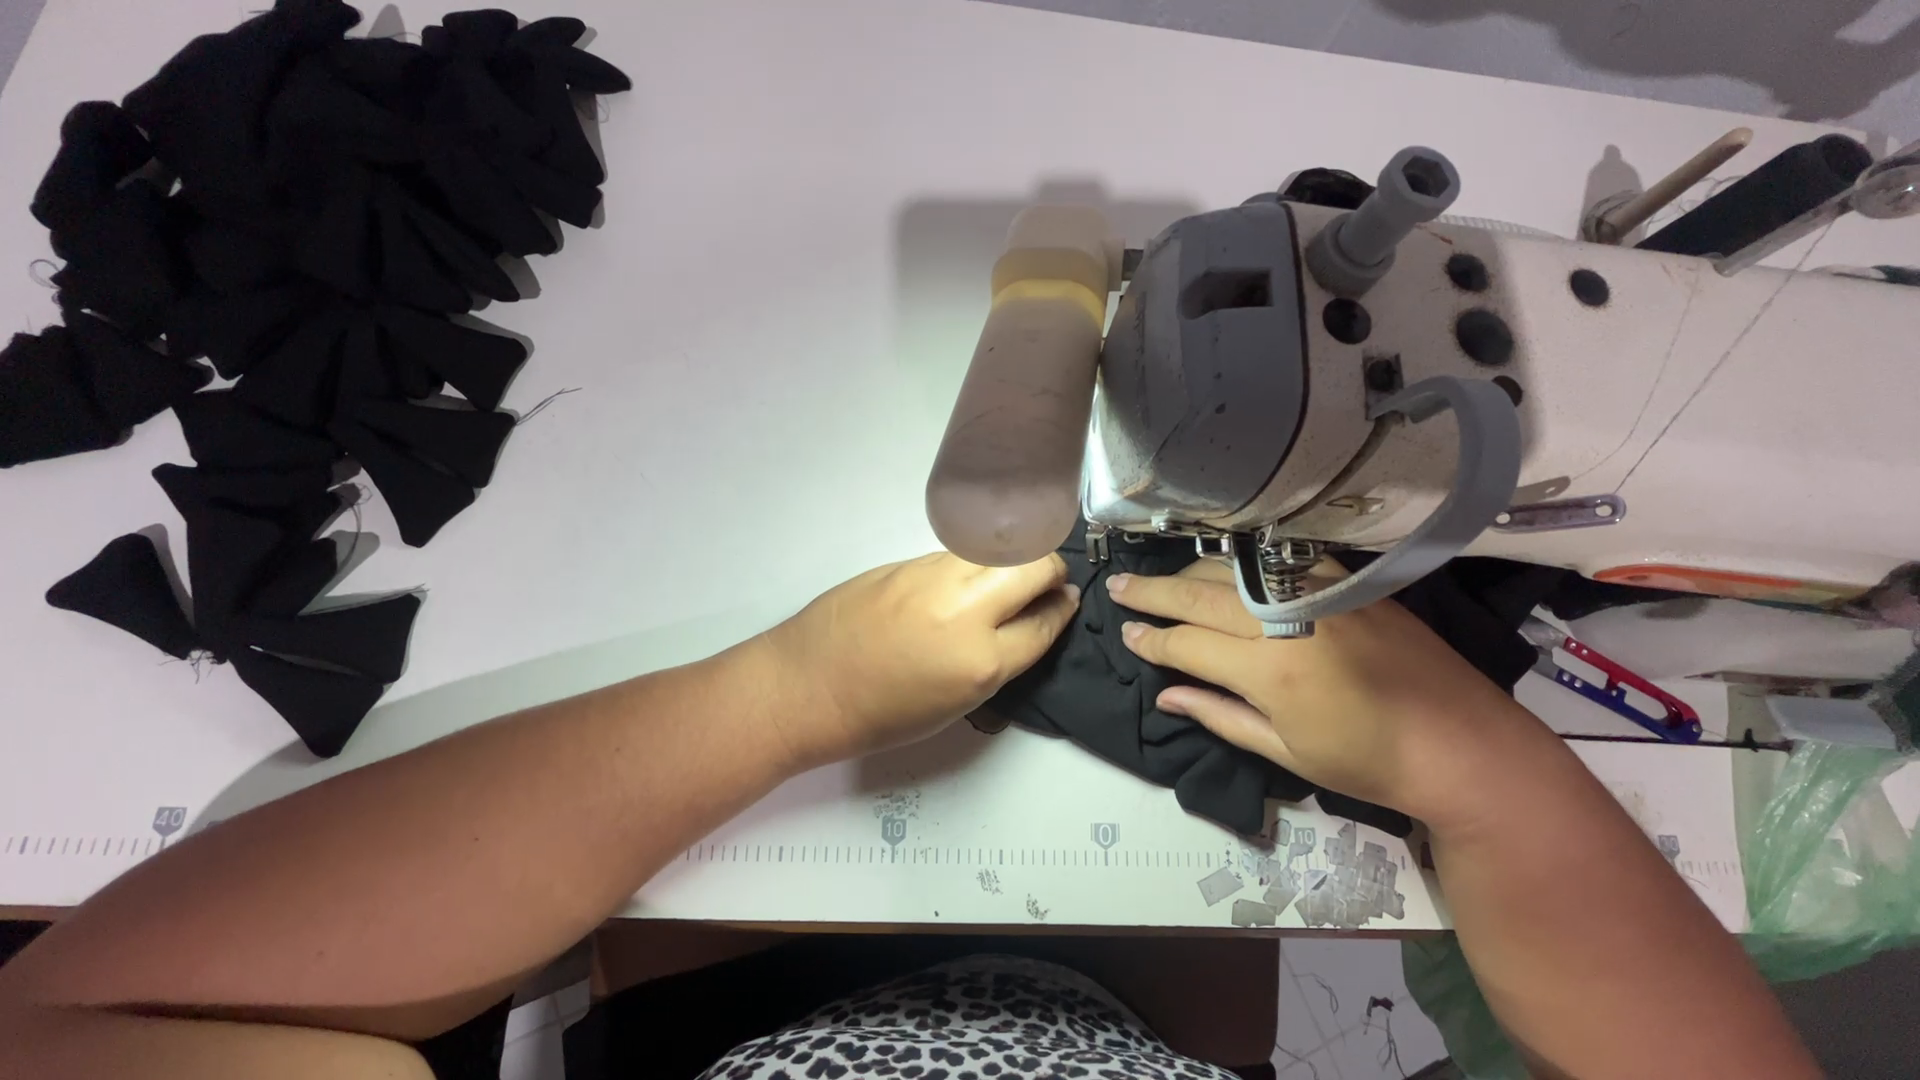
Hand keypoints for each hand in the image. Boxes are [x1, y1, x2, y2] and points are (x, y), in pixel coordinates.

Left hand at [755, 553, 1079, 768]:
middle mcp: (967, 611)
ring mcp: (934, 578)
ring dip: (1015, 558)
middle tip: (1048, 581)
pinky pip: (960, 554)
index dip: (1062, 611)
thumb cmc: (881, 714)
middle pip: (1034, 568)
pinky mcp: (907, 562)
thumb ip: (997, 660)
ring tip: (1011, 573)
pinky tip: (969, 576)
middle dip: (1051, 572)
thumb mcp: (956, 704)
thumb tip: (1024, 625)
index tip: (1067, 601)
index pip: (1045, 624)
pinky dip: (976, 561)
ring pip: (998, 550)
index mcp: (982, 662)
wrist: (808, 686)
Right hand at [1108, 559, 1551, 829]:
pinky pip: (1279, 563)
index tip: (1125, 633)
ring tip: (1159, 578)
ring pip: (1235, 573)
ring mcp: (1319, 594)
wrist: (1464, 745)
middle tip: (1118, 586)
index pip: (1189, 645)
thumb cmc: (1369, 763)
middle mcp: (1288, 621)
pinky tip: (1223, 564)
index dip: (1152, 640)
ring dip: (1190, 574)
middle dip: (1153, 592)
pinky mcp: (1346, 584)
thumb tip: (1165, 694)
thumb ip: (1220, 716)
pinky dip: (1242, 563)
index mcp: (1271, 671)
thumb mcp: (1287, 752)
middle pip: (1201, 597)